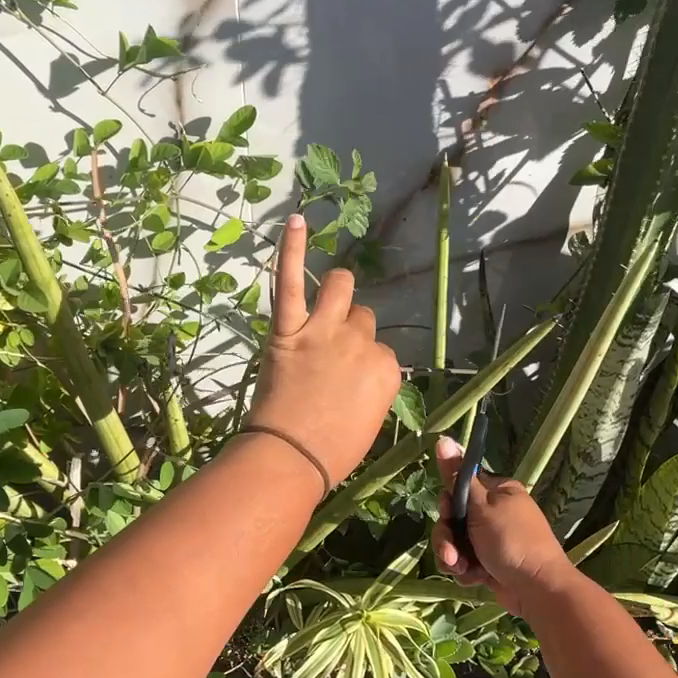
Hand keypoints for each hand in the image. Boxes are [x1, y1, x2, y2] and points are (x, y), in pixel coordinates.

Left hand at [246, 214, 401, 486]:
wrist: (291, 457)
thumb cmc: (332, 453)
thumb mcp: (369, 422)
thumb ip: (370, 389)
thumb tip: (358, 376)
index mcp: (388, 370)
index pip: (382, 352)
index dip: (364, 365)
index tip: (349, 385)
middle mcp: (362, 343)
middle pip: (364, 320)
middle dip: (352, 332)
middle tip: (331, 358)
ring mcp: (325, 331)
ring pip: (342, 290)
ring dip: (339, 292)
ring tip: (330, 301)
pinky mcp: (289, 329)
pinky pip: (293, 281)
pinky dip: (294, 250)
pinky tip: (297, 221)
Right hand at [429, 435, 571, 614]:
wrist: (537, 588)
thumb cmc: (512, 541)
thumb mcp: (481, 507)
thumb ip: (458, 477)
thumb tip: (443, 438)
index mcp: (498, 491)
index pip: (460, 489)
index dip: (449, 505)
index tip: (449, 516)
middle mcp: (495, 512)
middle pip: (454, 519)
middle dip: (448, 539)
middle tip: (452, 554)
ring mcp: (493, 539)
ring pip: (456, 543)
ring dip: (454, 558)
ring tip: (462, 569)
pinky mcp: (490, 563)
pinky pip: (466, 562)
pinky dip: (466, 571)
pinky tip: (475, 579)